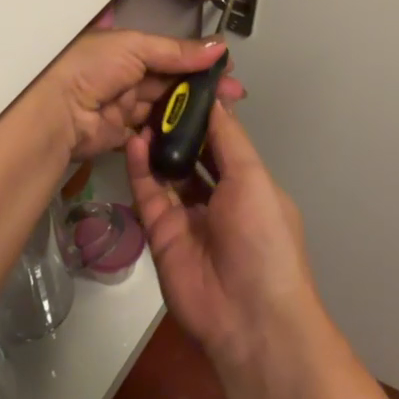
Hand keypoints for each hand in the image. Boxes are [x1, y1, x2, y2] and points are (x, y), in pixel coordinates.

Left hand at [30, 29, 245, 162]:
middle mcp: (122, 75)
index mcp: (122, 48)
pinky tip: (197, 132)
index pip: (167, 52)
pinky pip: (150, 133)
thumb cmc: (91, 67)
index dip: (196, 60)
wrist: (56, 111)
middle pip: (169, 81)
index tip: (227, 67)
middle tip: (235, 94)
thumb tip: (219, 46)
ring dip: (191, 110)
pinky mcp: (120, 135)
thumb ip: (177, 50)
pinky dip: (170, 133)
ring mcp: (121, 106)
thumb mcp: (134, 47)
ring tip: (223, 113)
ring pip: (163, 108)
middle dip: (201, 87)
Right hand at [126, 102, 321, 371]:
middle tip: (153, 91)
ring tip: (139, 110)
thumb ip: (228, 139)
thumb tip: (216, 99)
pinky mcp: (160, 234)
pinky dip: (140, 168)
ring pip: (167, 172)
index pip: (223, 141)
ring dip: (157, 143)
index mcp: (249, 186)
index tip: (185, 81)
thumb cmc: (264, 240)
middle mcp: (218, 199)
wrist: (249, 318)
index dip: (206, 114)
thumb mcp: (254, 180)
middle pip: (192, 154)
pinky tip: (134, 140)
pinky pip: (148, 194)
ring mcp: (187, 217)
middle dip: (176, 126)